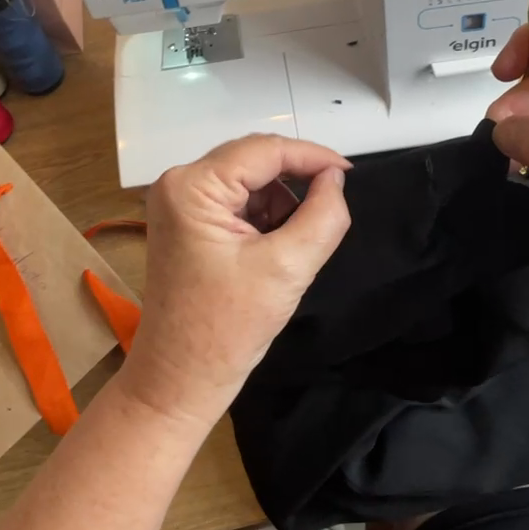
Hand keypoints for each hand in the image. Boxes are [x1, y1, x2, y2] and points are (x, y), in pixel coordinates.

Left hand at [122, 136, 350, 424]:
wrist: (180, 379)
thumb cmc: (227, 328)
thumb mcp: (288, 268)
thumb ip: (323, 214)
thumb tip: (335, 178)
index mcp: (192, 186)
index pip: (264, 151)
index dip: (312, 156)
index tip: (350, 172)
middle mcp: (178, 183)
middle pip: (254, 161)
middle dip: (295, 182)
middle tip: (330, 208)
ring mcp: (179, 202)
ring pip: (249, 181)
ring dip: (280, 203)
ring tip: (290, 249)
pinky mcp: (186, 221)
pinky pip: (237, 200)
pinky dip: (264, 217)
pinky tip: (271, 251)